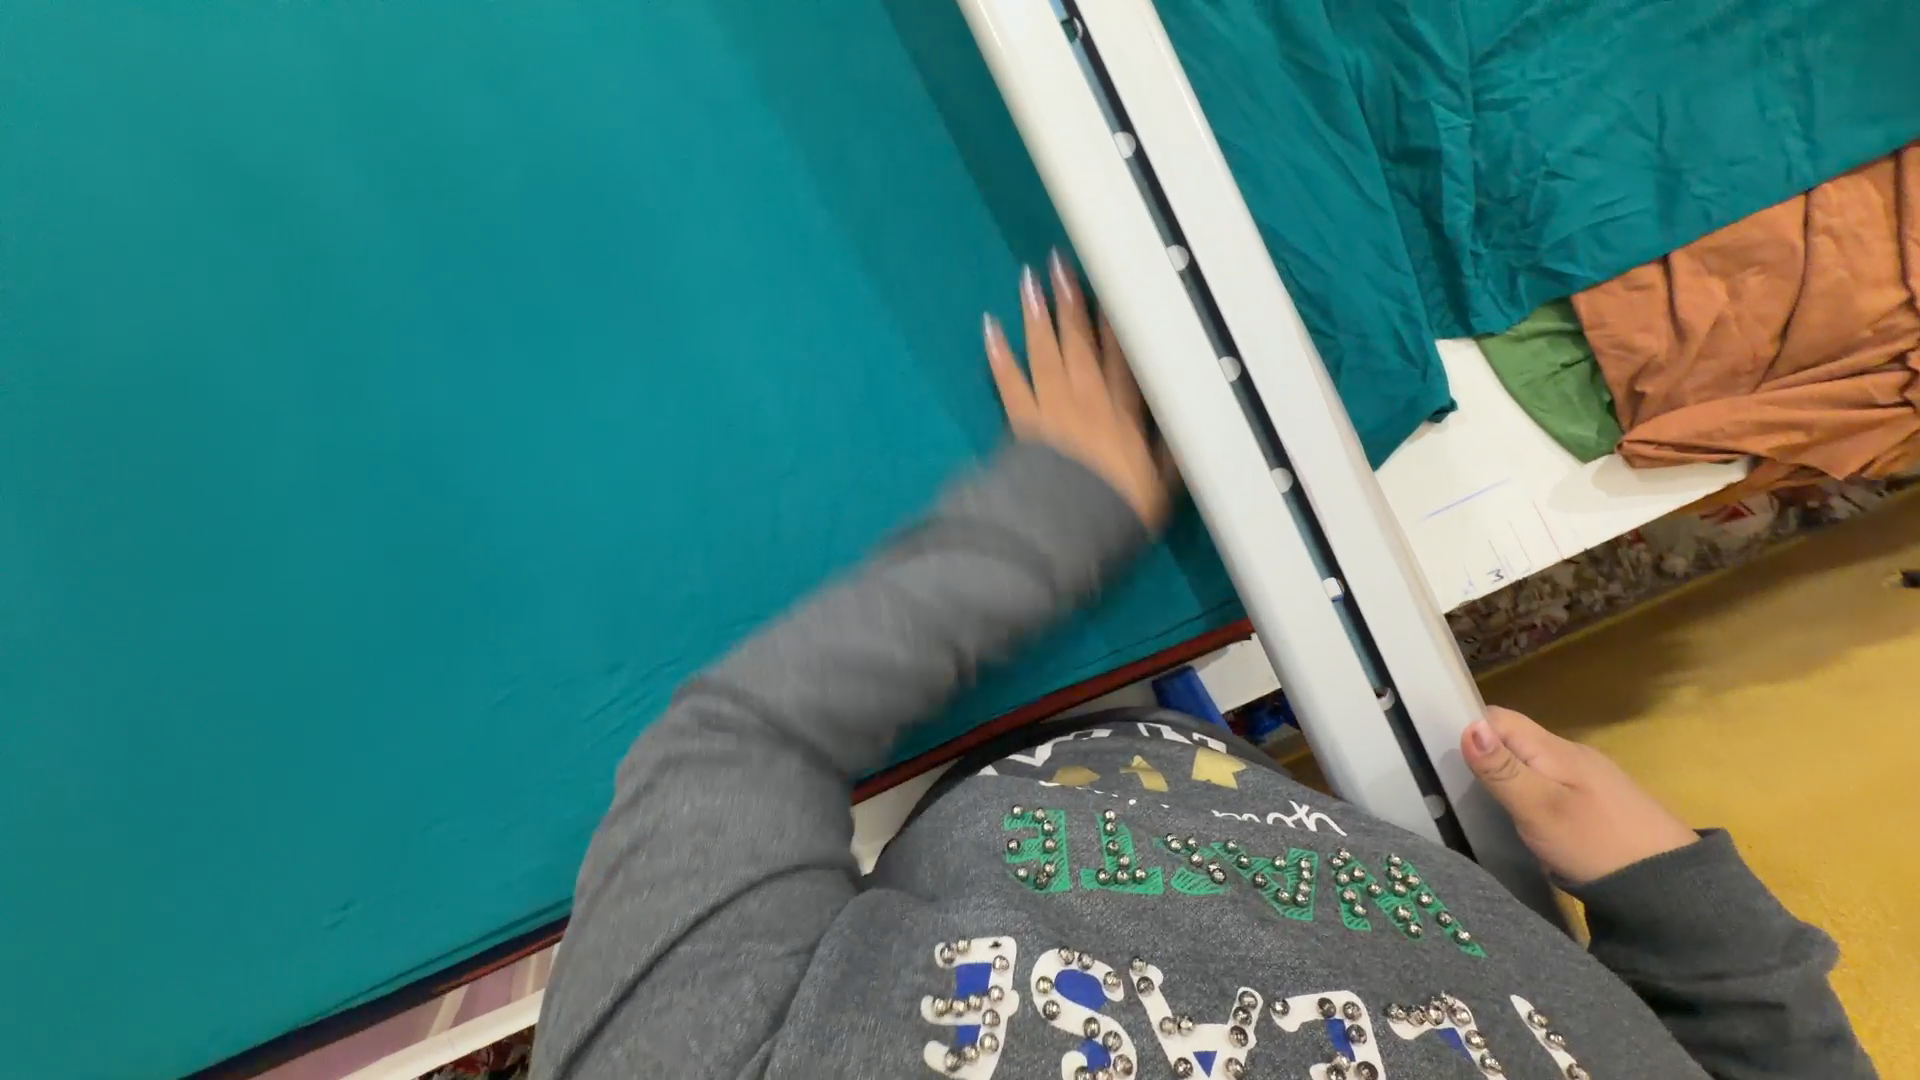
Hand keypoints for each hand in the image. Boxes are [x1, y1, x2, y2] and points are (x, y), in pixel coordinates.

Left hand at [985, 250, 1174, 530]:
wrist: (1072, 528)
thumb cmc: (1118, 510)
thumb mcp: (1162, 487)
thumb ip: (1170, 452)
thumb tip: (1181, 421)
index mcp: (1126, 412)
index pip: (1124, 356)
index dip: (1117, 320)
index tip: (1113, 286)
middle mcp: (1088, 399)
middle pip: (1080, 343)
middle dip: (1071, 300)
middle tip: (1061, 262)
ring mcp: (1052, 408)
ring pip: (1045, 352)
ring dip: (1037, 314)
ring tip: (1030, 279)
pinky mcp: (1022, 423)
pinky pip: (1009, 383)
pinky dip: (998, 355)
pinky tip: (989, 327)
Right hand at [1463, 706, 1697, 884]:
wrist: (1677, 896)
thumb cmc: (1597, 845)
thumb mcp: (1539, 808)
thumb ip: (1501, 768)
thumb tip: (1469, 725)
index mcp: (1555, 749)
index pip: (1499, 718)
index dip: (1471, 729)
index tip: (1452, 757)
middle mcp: (1574, 754)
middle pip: (1516, 738)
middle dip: (1488, 755)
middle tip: (1468, 787)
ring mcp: (1592, 778)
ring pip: (1534, 762)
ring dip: (1511, 776)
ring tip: (1496, 806)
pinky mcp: (1603, 802)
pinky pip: (1554, 782)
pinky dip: (1534, 792)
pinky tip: (1535, 819)